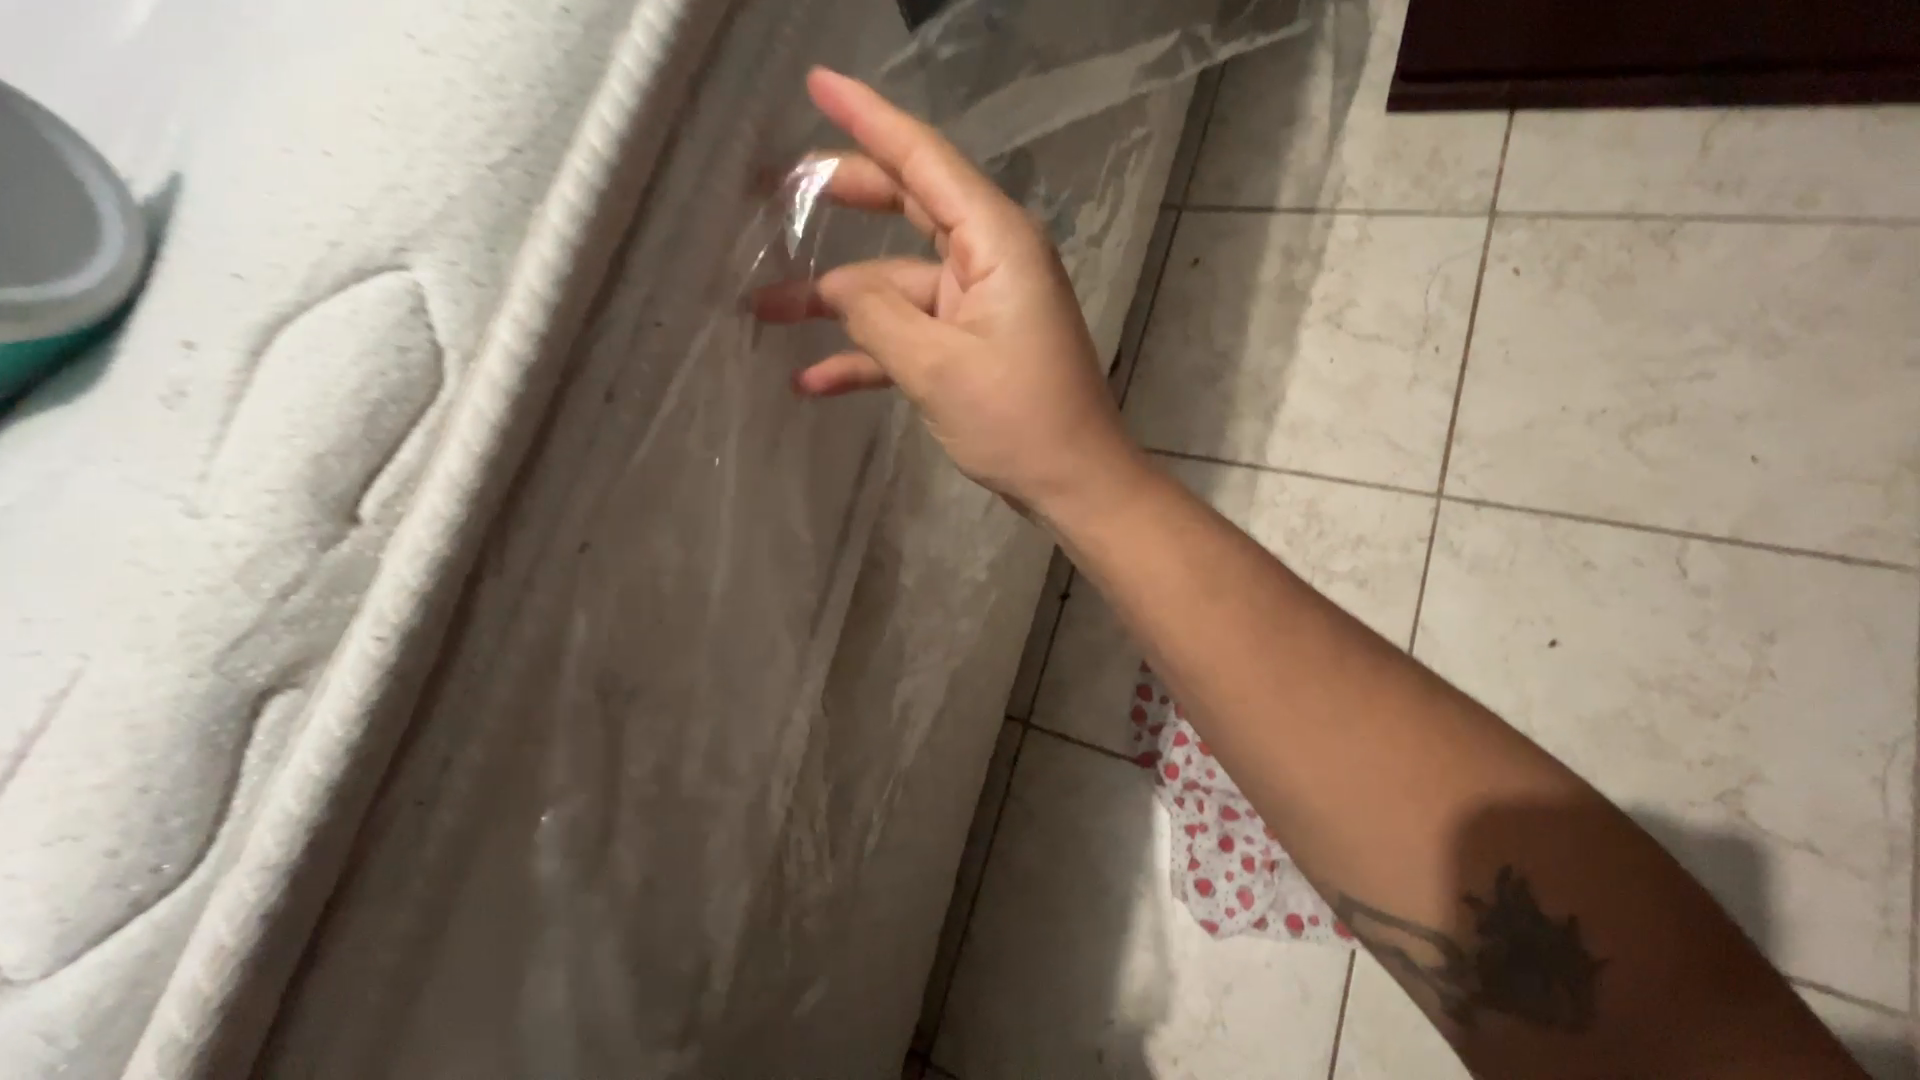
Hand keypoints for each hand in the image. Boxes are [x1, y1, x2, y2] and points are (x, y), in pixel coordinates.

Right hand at [755, 68, 1146, 520]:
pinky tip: (812, 381)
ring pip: (896, 282)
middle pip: (907, 206)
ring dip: (837, 301)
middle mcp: (988, 259)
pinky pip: (910, 333)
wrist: (1074, 483)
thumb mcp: (937, 367)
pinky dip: (867, 354)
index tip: (817, 83)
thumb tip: (838, 289)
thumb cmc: (1017, 420)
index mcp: (994, 242)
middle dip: (843, 199)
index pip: (923, 160)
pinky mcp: (971, 344)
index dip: (867, 119)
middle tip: (778, 193)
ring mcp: (979, 304)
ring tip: (765, 310)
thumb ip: (876, 316)